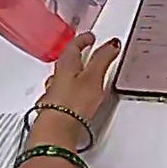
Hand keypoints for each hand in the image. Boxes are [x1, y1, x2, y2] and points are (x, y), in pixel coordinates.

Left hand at [28, 32, 120, 150]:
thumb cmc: (72, 103)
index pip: (73, 47)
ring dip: (71, 74)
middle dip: (75, 55)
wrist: (57, 130)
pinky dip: (69, 91)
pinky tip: (75, 98)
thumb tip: (112, 44)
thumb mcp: (93, 77)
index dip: (82, 40)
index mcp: (65, 67)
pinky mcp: (56, 111)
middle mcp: (56, 79)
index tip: (89, 37)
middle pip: (66, 62)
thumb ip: (103, 59)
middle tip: (83, 52)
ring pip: (62, 79)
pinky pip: (62, 95)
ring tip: (81, 75)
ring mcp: (54, 95)